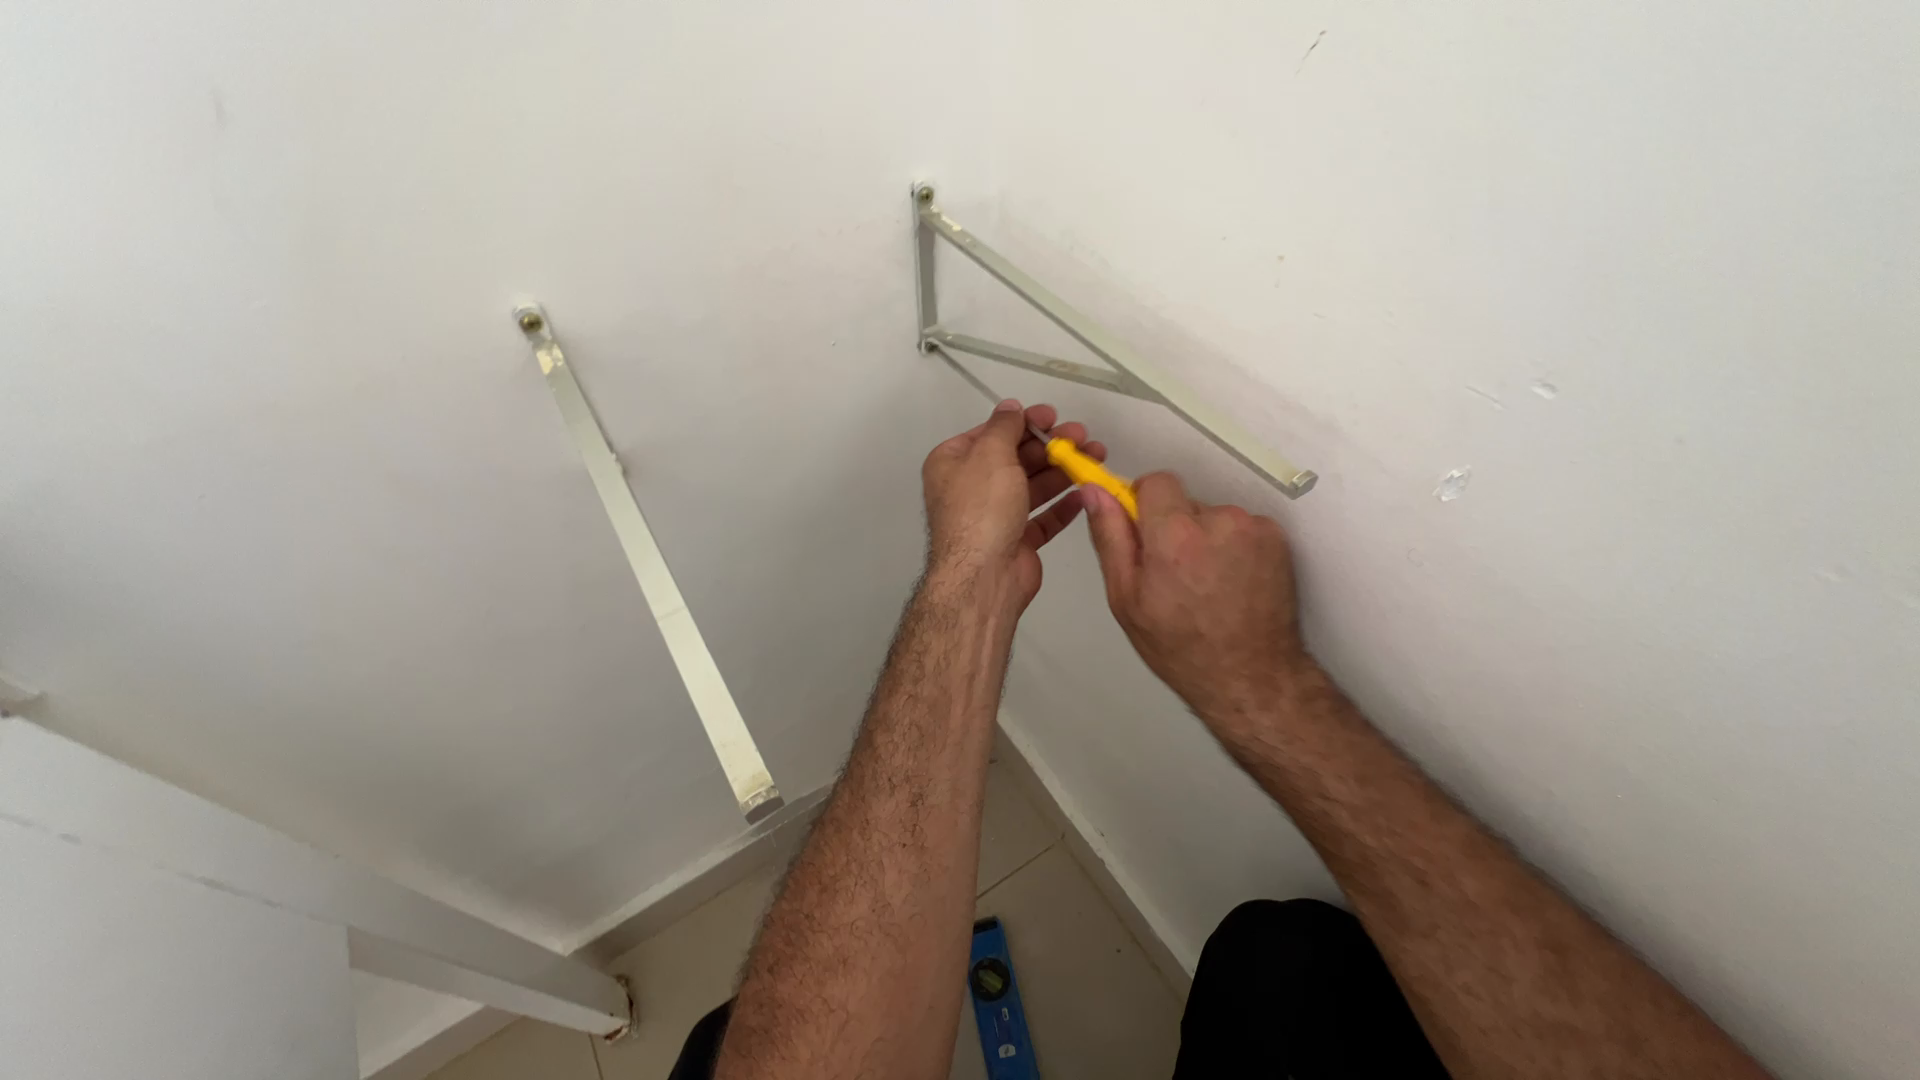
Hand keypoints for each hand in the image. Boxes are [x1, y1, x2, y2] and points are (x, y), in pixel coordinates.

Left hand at [922, 399, 1107, 610]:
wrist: (984, 576)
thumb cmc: (981, 508)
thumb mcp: (990, 454)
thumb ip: (1004, 426)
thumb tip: (1010, 408)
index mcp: (953, 463)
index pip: (990, 434)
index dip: (1023, 422)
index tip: (1052, 416)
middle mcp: (970, 488)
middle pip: (1015, 459)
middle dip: (1050, 446)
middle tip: (1083, 436)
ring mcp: (994, 517)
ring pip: (1032, 487)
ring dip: (1063, 471)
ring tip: (1095, 457)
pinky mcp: (1016, 541)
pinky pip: (1042, 518)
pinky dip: (1063, 506)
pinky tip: (1086, 493)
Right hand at [1082, 473, 1309, 727]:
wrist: (1250, 677)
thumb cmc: (1179, 646)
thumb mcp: (1127, 598)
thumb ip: (1111, 537)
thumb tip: (1094, 491)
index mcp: (1174, 535)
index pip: (1155, 481)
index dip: (1145, 503)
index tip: (1145, 533)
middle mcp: (1218, 521)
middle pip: (1184, 502)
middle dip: (1175, 527)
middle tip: (1175, 575)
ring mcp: (1253, 529)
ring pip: (1214, 516)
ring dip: (1206, 538)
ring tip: (1207, 585)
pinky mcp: (1277, 539)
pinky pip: (1242, 528)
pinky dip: (1234, 547)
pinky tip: (1232, 584)